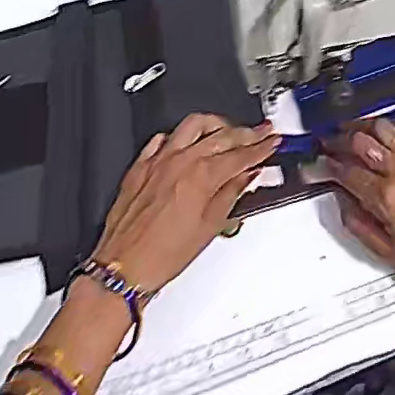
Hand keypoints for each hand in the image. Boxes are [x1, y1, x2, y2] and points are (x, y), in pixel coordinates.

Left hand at [92, 112, 278, 294]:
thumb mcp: (211, 226)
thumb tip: (247, 176)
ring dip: (217, 124)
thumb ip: (232, 193)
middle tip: (262, 132)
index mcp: (202, 176)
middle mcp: (181, 162)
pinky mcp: (141, 166)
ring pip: (194, 125)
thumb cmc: (161, 255)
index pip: (242, 154)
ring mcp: (159, 161)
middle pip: (224, 135)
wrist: (121, 269)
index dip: (263, 146)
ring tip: (228, 129)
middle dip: (248, 132)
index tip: (273, 142)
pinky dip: (180, 135)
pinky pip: (163, 138)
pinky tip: (187, 141)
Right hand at [326, 118, 394, 292]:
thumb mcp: (381, 248)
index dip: (325, 166)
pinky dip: (389, 125)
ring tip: (348, 129)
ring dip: (361, 126)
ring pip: (382, 127)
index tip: (315, 164)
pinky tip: (380, 129)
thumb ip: (356, 221)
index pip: (346, 171)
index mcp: (385, 196)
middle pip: (360, 141)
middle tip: (326, 143)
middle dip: (337, 140)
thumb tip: (341, 200)